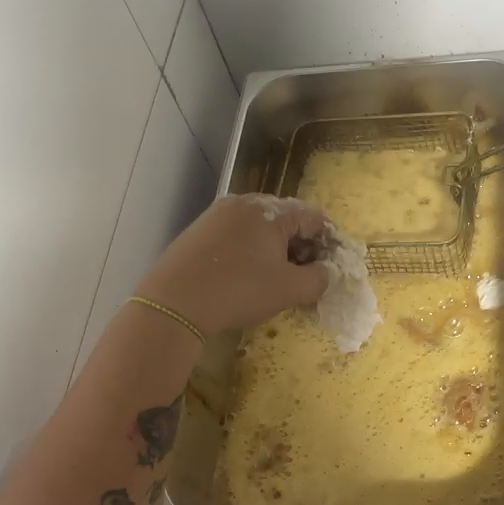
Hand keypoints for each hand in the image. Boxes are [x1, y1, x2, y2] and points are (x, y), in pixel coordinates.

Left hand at [134, 195, 332, 335]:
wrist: (175, 302)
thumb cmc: (239, 291)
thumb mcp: (289, 289)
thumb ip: (318, 279)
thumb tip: (327, 272)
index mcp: (270, 210)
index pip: (314, 217)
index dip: (327, 242)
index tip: (328, 268)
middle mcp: (244, 202)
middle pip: (286, 218)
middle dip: (300, 245)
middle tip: (303, 276)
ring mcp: (217, 214)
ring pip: (259, 227)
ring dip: (274, 249)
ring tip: (274, 278)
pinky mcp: (199, 230)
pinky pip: (236, 235)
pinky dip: (249, 251)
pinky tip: (245, 275)